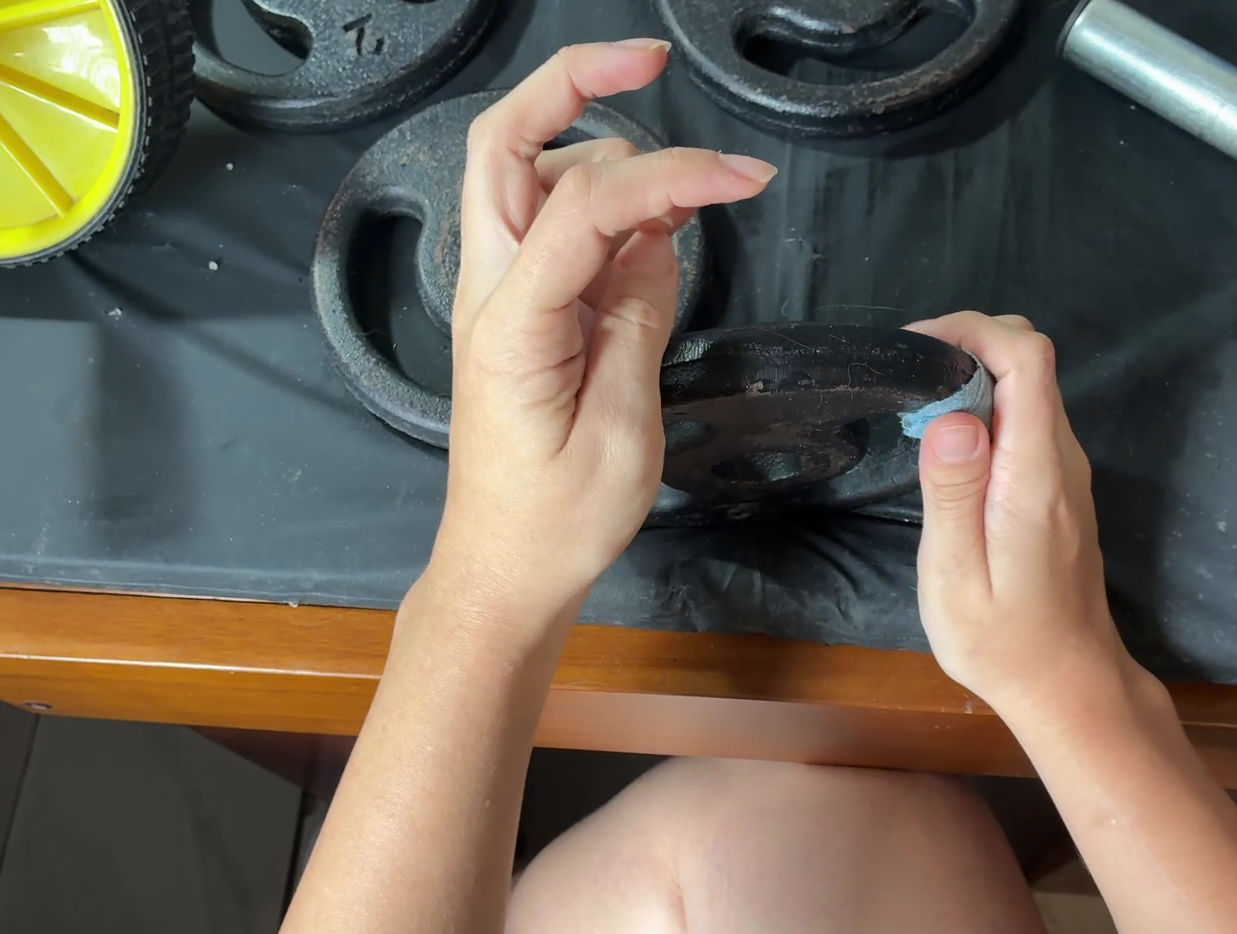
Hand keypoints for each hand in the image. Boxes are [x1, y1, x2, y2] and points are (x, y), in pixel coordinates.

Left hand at [426, 40, 775, 623]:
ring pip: (533, 181)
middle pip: (507, 143)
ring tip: (692, 193)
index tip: (746, 179)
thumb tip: (659, 240)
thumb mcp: (620, 430)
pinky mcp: (524, 321)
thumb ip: (636, 321)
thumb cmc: (557, 521)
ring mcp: (502, 302)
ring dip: (605, 159)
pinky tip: (660, 229)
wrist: (505, 568)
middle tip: (650, 62)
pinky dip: (607, 215)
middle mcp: (490, 292)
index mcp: (510, 322)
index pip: (587, 201)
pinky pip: (559, 240)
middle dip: (575, 86)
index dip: (672, 172)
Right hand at [908, 313, 1136, 713]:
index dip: (972, 331)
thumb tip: (950, 416)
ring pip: (1031, 387)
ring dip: (974, 373)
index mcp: (1035, 474)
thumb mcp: (956, 575)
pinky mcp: (1058, 487)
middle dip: (969, 342)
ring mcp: (1066, 472)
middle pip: (1032, 361)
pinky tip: (946, 438)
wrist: (1066, 682)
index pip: (1026, 360)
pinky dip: (985, 404)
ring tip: (913, 401)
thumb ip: (954, 494)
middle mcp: (1062, 459)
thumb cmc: (1000, 640)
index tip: (914, 345)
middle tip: (905, 372)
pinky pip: (1027, 418)